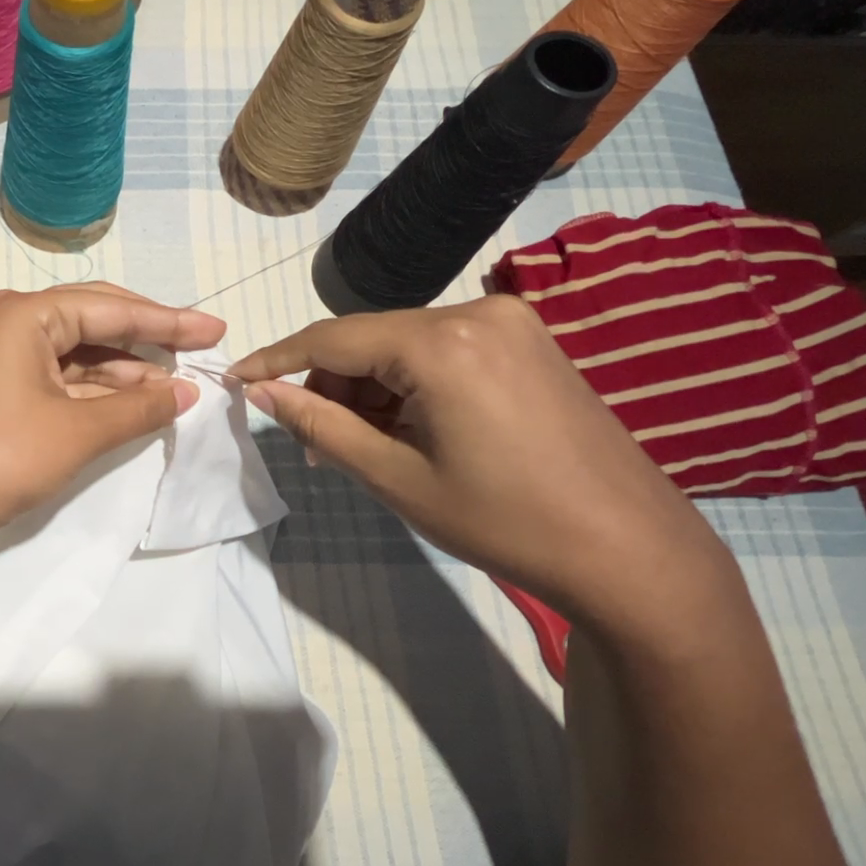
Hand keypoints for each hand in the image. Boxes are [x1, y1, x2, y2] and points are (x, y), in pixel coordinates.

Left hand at [0, 283, 224, 548]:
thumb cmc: (0, 458)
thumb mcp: (80, 432)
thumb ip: (140, 407)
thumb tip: (185, 393)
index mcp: (26, 314)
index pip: (112, 308)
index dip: (169, 320)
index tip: (216, 330)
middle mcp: (11, 321)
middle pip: (94, 319)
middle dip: (148, 336)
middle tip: (201, 346)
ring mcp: (1, 355)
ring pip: (78, 351)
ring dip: (124, 368)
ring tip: (174, 384)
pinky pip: (59, 376)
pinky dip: (97, 389)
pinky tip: (133, 401)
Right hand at [229, 296, 741, 632]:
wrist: (628, 551)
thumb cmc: (503, 520)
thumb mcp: (395, 477)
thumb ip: (320, 424)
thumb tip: (263, 392)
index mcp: (443, 343)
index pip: (332, 338)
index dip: (277, 360)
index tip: (237, 381)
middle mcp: (477, 314)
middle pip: (369, 339)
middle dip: (332, 387)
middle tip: (319, 447)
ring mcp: (511, 325)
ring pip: (404, 346)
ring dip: (371, 389)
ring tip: (367, 449)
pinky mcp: (530, 344)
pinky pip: (442, 352)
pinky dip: (411, 386)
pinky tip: (411, 431)